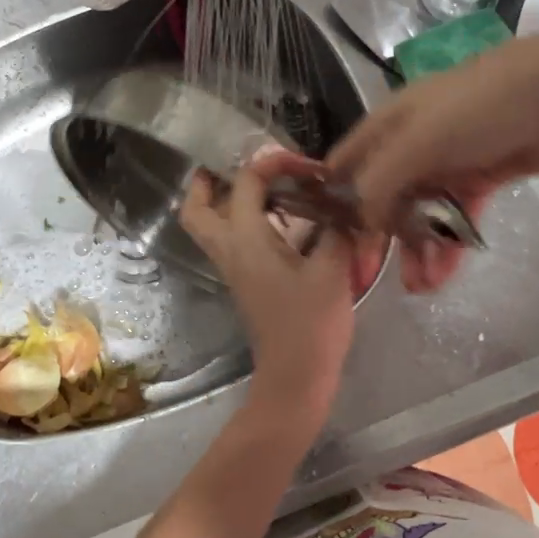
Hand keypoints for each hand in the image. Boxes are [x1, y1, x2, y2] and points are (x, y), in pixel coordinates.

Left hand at [179, 152, 383, 418]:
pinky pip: (229, 242)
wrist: (295, 375)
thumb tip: (343, 204)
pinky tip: (282, 221)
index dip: (275, 162)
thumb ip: (337, 228)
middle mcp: (229, 250)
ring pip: (209, 226)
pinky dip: (243, 223)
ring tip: (265, 188)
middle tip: (239, 167)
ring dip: (225, 202)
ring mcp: (232, 269)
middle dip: (208, 181)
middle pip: (195, 207)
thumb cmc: (312, 323)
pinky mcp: (243, 283)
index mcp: (246, 239)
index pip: (246, 181)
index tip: (310, 168)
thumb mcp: (333, 269)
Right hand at [329, 28, 538, 290]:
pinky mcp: (480, 177)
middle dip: (380, 238)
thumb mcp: (415, 143)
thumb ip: (378, 185)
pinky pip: (454, 217)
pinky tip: (444, 274)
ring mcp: (447, 161)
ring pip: (420, 213)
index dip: (335, 205)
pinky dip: (449, 244)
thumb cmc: (477, 109)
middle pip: (382, 198)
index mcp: (387, 125)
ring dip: (418, 249)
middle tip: (376, 278)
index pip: (344, 166)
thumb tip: (360, 224)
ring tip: (421, 287)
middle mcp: (410, 142)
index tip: (333, 246)